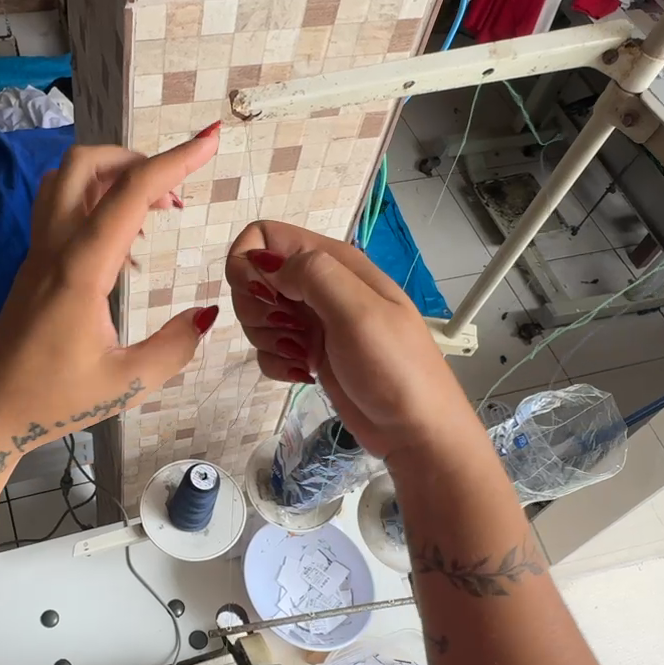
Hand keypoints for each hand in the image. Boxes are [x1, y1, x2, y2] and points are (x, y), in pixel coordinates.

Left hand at [0, 127, 223, 477]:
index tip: (211, 140)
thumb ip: (174, 347)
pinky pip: (61, 212)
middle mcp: (54, 250)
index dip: (175, 161)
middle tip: (175, 194)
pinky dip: (95, 205)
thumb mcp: (127, 383)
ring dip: (111, 178)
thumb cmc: (54, 402)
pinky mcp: (32, 269)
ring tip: (153, 213)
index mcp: (80, 271)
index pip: (130, 195)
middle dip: (137, 160)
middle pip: (86, 165)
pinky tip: (122, 249)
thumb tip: (206, 313)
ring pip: (67, 182)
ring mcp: (37, 256)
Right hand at [225, 220, 482, 460]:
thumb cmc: (395, 367)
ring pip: (259, 316)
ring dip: (268, 340)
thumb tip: (266, 263)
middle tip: (289, 332)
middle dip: (256, 308)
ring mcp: (313, 322)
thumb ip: (312, 275)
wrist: (414, 428)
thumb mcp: (358, 312)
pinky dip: (277, 364)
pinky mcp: (308, 354)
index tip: (262, 297)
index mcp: (334, 262)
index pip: (267, 236)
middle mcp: (320, 286)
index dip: (249, 262)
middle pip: (254, 278)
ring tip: (303, 356)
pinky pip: (270, 350)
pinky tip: (303, 375)